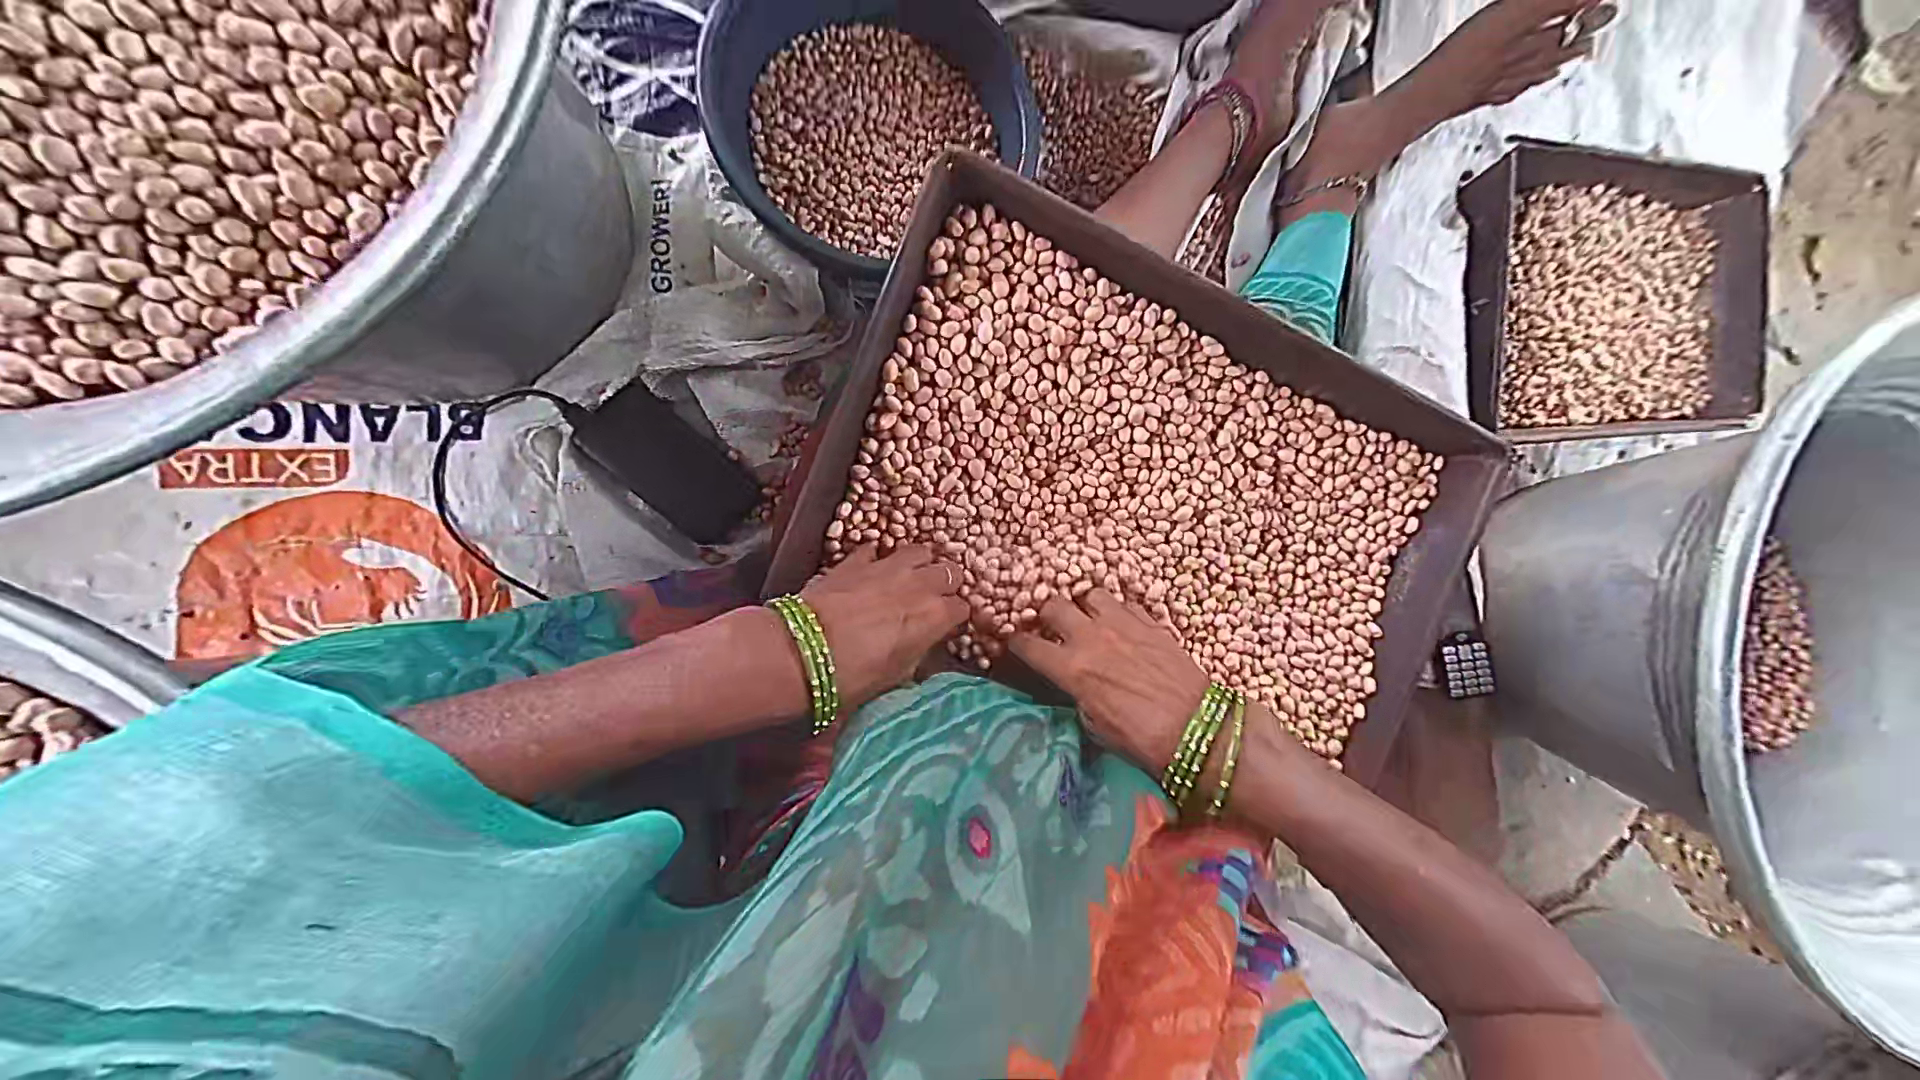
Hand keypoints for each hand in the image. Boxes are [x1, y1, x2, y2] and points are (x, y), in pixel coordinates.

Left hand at [802, 544, 968, 707]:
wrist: (800, 652)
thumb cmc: (851, 677)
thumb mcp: (896, 676)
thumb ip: (918, 653)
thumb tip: (922, 646)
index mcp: (934, 616)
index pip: (962, 609)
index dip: (955, 618)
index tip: (948, 626)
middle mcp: (918, 585)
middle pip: (949, 572)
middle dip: (946, 584)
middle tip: (935, 599)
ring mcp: (886, 567)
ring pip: (920, 551)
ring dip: (920, 563)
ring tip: (912, 577)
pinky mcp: (855, 561)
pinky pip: (876, 550)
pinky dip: (878, 559)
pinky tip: (872, 569)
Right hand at [1008, 589, 1210, 772]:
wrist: (1197, 729)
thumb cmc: (1141, 739)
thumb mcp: (1094, 726)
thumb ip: (1077, 694)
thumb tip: (1075, 683)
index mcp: (1072, 669)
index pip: (1028, 645)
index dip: (1016, 642)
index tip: (1015, 643)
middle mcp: (1091, 638)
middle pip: (1054, 606)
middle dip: (1046, 615)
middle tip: (1050, 626)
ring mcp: (1123, 624)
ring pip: (1091, 594)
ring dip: (1085, 606)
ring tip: (1089, 618)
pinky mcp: (1151, 622)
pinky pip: (1126, 604)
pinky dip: (1118, 612)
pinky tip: (1122, 626)